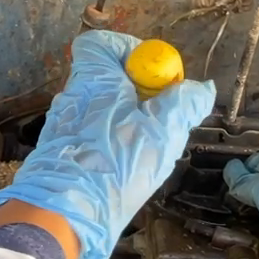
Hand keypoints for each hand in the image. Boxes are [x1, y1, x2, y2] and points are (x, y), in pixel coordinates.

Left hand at [0, 30, 214, 258]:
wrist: (63, 214)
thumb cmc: (114, 165)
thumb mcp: (162, 132)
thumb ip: (183, 104)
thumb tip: (200, 89)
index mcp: (92, 79)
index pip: (99, 44)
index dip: (130, 51)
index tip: (155, 74)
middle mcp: (71, 98)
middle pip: (106, 81)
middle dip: (137, 94)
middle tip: (160, 118)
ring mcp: (61, 128)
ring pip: (100, 113)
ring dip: (125, 124)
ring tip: (144, 151)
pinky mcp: (59, 156)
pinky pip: (90, 139)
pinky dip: (109, 147)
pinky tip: (122, 171)